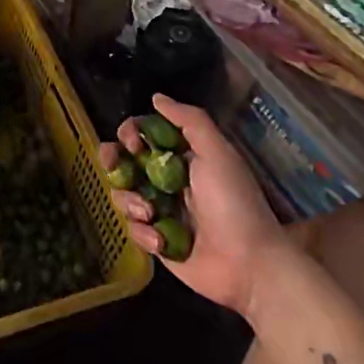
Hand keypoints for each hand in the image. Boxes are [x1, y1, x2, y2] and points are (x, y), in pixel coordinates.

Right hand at [100, 93, 288, 313]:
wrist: (250, 265)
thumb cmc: (233, 203)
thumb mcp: (217, 153)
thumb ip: (189, 120)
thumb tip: (156, 97)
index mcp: (182, 158)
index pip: (143, 135)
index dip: (131, 134)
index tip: (133, 143)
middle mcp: (167, 181)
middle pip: (124, 161)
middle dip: (113, 161)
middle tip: (115, 167)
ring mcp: (160, 211)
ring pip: (123, 193)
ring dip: (129, 199)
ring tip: (149, 213)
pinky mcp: (156, 241)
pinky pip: (133, 228)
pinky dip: (143, 232)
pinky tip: (160, 240)